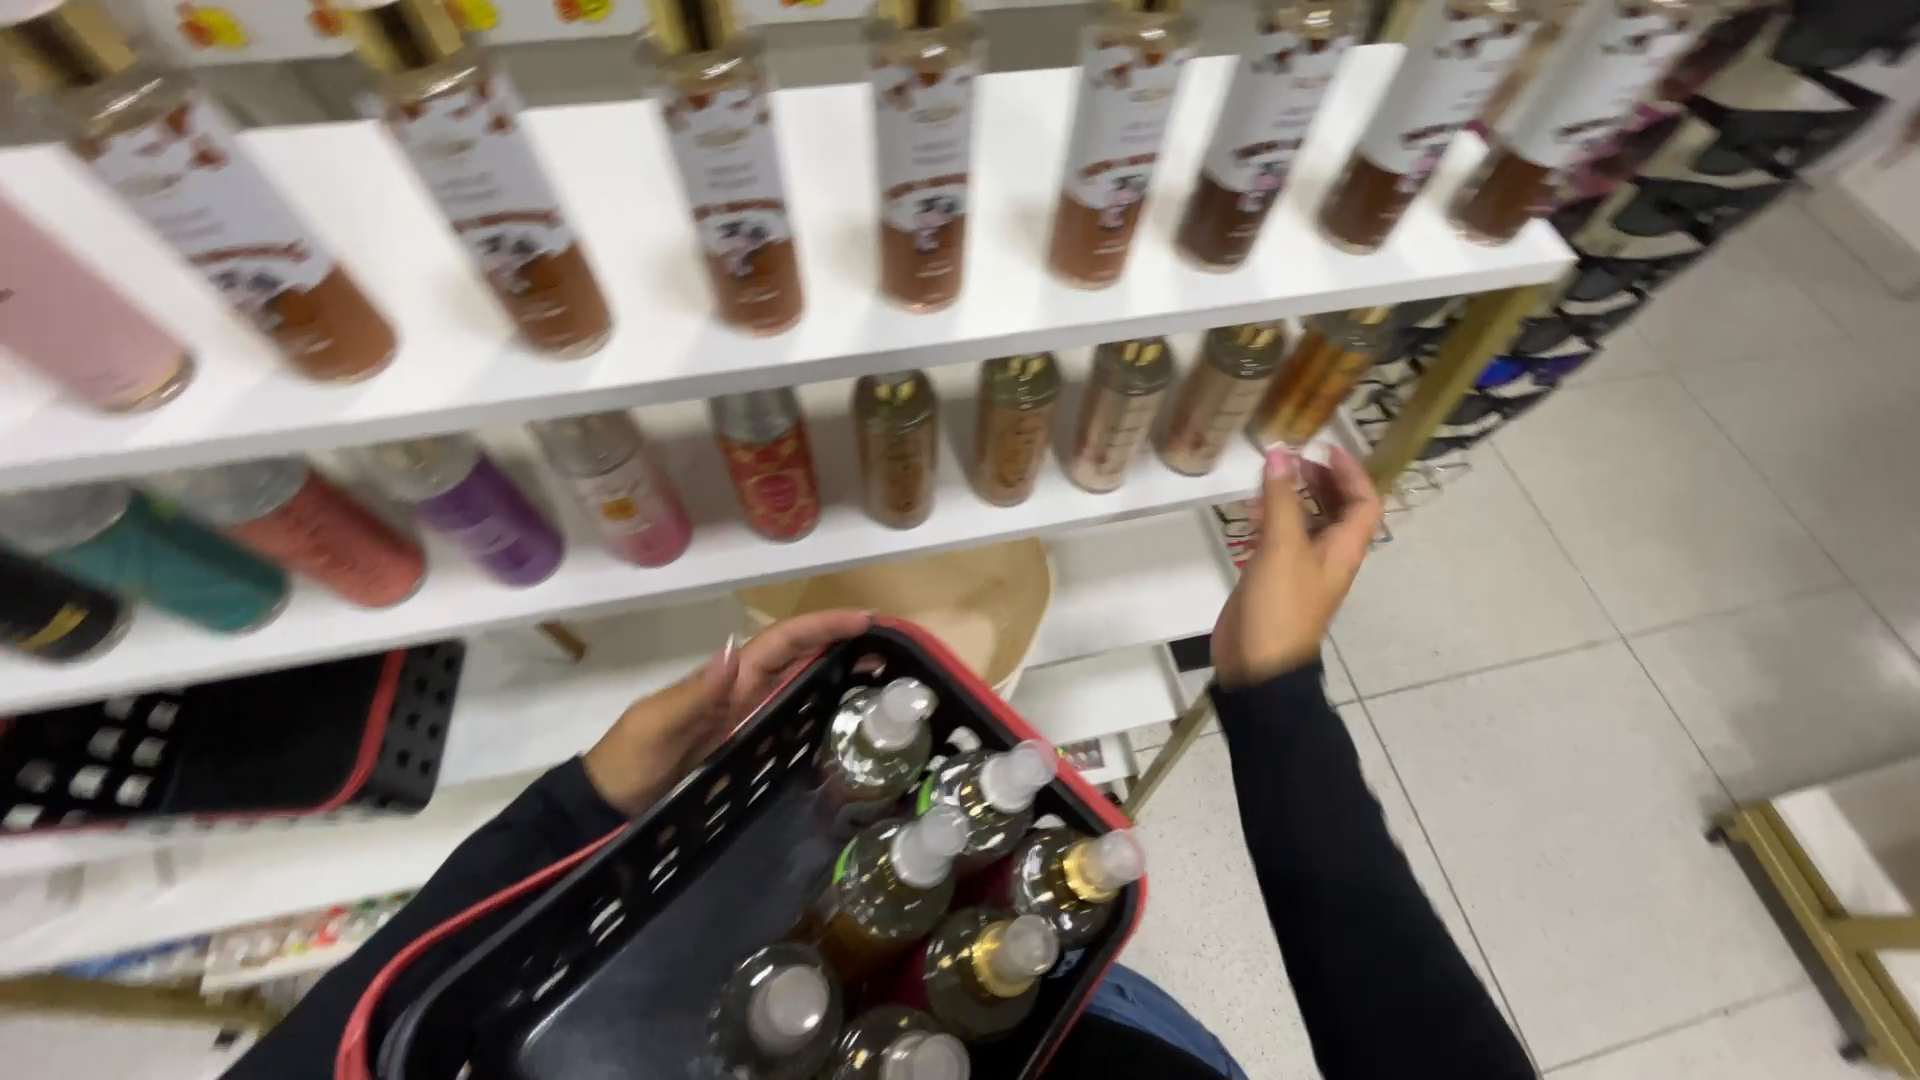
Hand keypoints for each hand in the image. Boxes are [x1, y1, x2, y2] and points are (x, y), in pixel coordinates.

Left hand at [583, 610, 873, 815]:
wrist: (608, 808)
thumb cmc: (630, 761)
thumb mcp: (657, 724)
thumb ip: (696, 693)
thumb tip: (737, 651)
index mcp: (728, 679)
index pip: (783, 642)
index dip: (822, 626)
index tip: (863, 621)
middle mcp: (745, 692)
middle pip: (800, 655)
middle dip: (840, 640)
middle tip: (888, 645)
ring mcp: (749, 720)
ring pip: (801, 683)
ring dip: (838, 669)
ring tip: (881, 672)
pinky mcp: (750, 747)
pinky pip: (793, 717)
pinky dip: (822, 705)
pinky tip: (845, 715)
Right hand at [1212, 444, 1382, 687]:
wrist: (1259, 664)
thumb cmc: (1280, 604)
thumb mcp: (1283, 547)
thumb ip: (1280, 499)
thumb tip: (1280, 453)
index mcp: (1344, 549)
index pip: (1364, 502)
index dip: (1351, 473)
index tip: (1325, 449)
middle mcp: (1328, 556)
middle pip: (1336, 510)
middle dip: (1320, 481)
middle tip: (1294, 458)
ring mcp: (1300, 569)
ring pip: (1306, 524)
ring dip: (1293, 498)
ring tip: (1270, 477)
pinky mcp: (1274, 579)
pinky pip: (1280, 541)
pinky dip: (1270, 520)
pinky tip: (1250, 511)